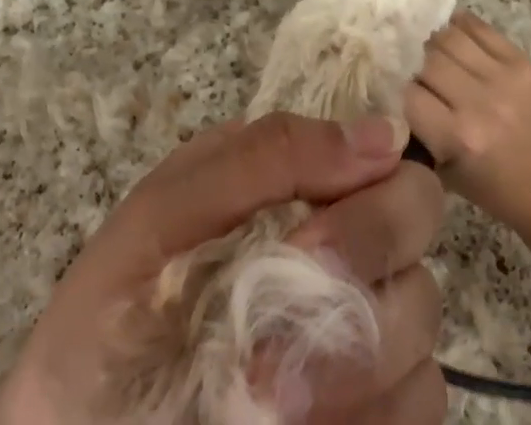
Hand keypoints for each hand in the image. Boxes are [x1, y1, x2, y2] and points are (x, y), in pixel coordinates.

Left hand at [0, 113, 448, 424]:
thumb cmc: (107, 320)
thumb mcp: (159, 220)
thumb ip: (259, 161)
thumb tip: (382, 134)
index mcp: (284, 182)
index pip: (379, 152)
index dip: (366, 187)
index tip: (312, 235)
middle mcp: (334, 238)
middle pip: (416, 214)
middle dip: (363, 252)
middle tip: (290, 301)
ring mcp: (361, 319)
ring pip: (421, 308)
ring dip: (349, 352)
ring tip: (265, 393)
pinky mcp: (377, 401)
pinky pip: (423, 394)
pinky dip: (368, 412)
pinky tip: (303, 424)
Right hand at [405, 11, 530, 233]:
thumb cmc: (492, 188)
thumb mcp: (442, 170)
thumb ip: (415, 129)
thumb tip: (388, 88)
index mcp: (458, 137)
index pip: (406, 92)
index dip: (395, 88)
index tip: (392, 89)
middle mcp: (480, 102)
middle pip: (426, 58)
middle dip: (412, 63)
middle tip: (409, 69)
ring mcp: (504, 77)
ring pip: (448, 36)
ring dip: (432, 42)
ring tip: (430, 53)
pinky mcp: (522, 62)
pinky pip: (479, 27)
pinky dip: (458, 28)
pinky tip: (452, 38)